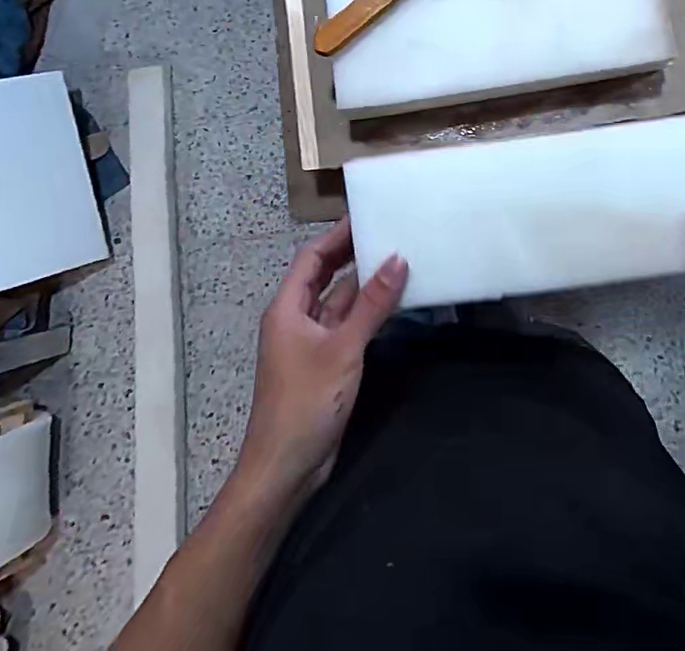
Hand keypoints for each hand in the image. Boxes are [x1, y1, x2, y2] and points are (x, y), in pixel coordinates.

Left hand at [235, 218, 407, 502]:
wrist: (285, 468)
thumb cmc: (305, 402)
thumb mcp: (343, 348)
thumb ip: (372, 304)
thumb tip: (398, 259)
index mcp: (288, 308)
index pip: (312, 258)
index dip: (336, 235)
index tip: (365, 215)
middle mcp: (297, 319)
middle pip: (325, 276)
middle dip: (352, 255)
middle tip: (388, 232)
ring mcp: (311, 343)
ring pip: (339, 303)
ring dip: (364, 285)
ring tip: (398, 259)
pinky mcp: (326, 364)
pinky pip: (348, 326)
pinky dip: (368, 313)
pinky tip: (393, 303)